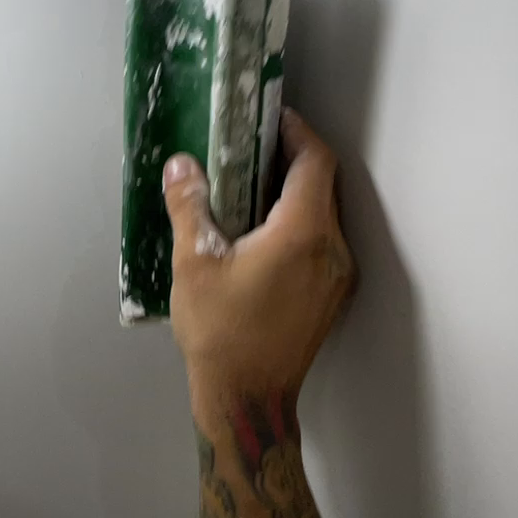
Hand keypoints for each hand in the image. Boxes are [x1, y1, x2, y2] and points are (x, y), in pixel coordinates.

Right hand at [163, 109, 354, 393]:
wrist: (247, 398)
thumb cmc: (220, 333)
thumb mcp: (194, 264)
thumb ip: (189, 207)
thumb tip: (181, 166)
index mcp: (302, 234)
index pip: (314, 162)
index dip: (296, 132)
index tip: (271, 119)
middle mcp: (331, 250)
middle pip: (322, 186)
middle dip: (291, 160)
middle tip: (250, 151)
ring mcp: (337, 276)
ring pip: (323, 215)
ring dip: (293, 195)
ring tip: (249, 191)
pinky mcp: (330, 296)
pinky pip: (321, 243)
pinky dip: (297, 225)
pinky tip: (261, 237)